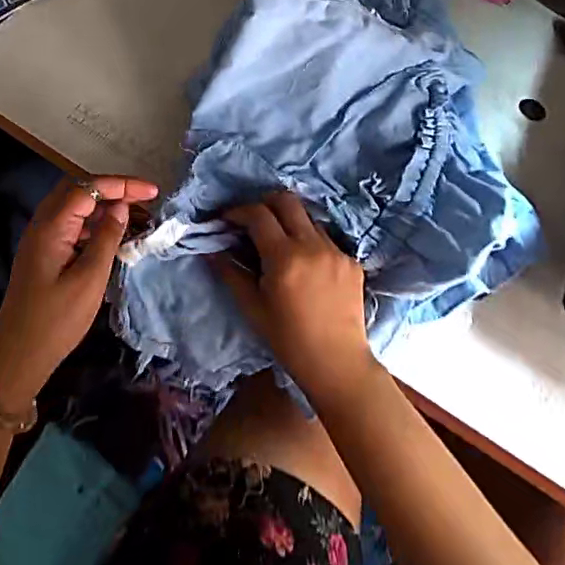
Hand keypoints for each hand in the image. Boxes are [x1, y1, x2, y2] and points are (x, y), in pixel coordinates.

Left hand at [0, 175, 159, 411]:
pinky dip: (93, 220)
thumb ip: (107, 238)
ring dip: (102, 203)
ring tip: (133, 213)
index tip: (152, 192)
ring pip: (73, 205)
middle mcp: (42, 225)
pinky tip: (112, 233)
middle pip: (77, 189)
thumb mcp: (90, 278)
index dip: (122, 185)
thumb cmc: (57, 320)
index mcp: (51, 227)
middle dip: (112, 188)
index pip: (88, 188)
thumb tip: (121, 208)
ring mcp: (40, 239)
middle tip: (143, 198)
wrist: (18, 356)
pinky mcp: (43, 253)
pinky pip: (70, 223)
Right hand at [212, 192, 375, 397]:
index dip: (238, 211)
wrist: (336, 363)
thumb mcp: (253, 308)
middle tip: (253, 220)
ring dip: (290, 224)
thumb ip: (231, 273)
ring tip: (281, 246)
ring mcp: (336, 251)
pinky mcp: (352, 261)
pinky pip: (327, 241)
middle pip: (287, 201)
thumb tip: (212, 250)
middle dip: (265, 203)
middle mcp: (312, 246)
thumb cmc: (288, 340)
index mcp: (284, 257)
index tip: (227, 220)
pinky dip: (311, 245)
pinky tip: (307, 268)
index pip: (258, 215)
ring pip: (309, 219)